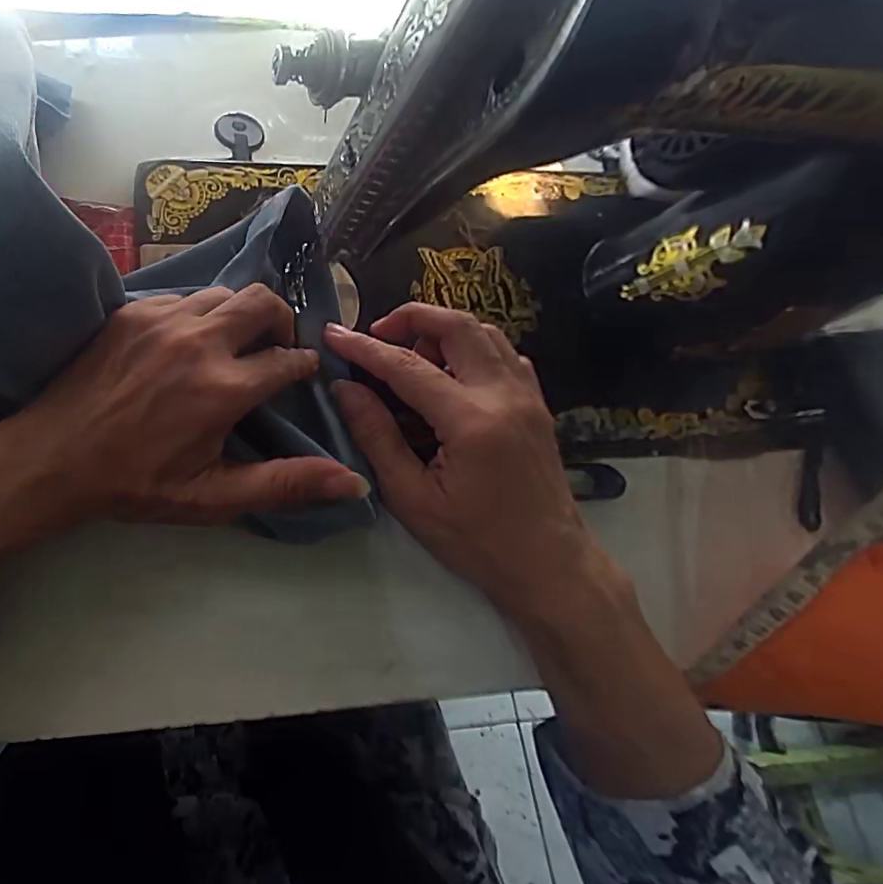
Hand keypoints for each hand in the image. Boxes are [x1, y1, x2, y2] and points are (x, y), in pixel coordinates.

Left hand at [0, 285, 367, 579]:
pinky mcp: (131, 311)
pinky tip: (184, 342)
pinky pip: (181, 298)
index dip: (303, 366)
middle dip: (280, 319)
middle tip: (274, 345)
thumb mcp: (211, 496)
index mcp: (224, 387)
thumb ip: (284, 484)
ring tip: (231, 342)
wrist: (55, 455)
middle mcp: (198, 341)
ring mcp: (161, 319)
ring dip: (237, 313)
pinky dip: (196, 314)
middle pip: (262, 300)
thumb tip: (355, 482)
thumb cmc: (134, 482)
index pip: (289, 359)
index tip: (301, 374)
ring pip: (221, 293)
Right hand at [326, 306, 722, 797]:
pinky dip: (469, 347)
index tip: (332, 333)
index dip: (364, 346)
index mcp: (471, 421)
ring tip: (407, 353)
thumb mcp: (410, 496)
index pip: (407, 366)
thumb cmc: (474, 539)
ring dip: (441, 329)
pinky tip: (446, 373)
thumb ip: (376, 436)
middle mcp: (505, 395)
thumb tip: (345, 388)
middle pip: (458, 326)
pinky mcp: (536, 404)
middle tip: (376, 335)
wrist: (550, 565)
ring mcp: (527, 396)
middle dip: (411, 317)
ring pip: (485, 333)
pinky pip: (503, 354)